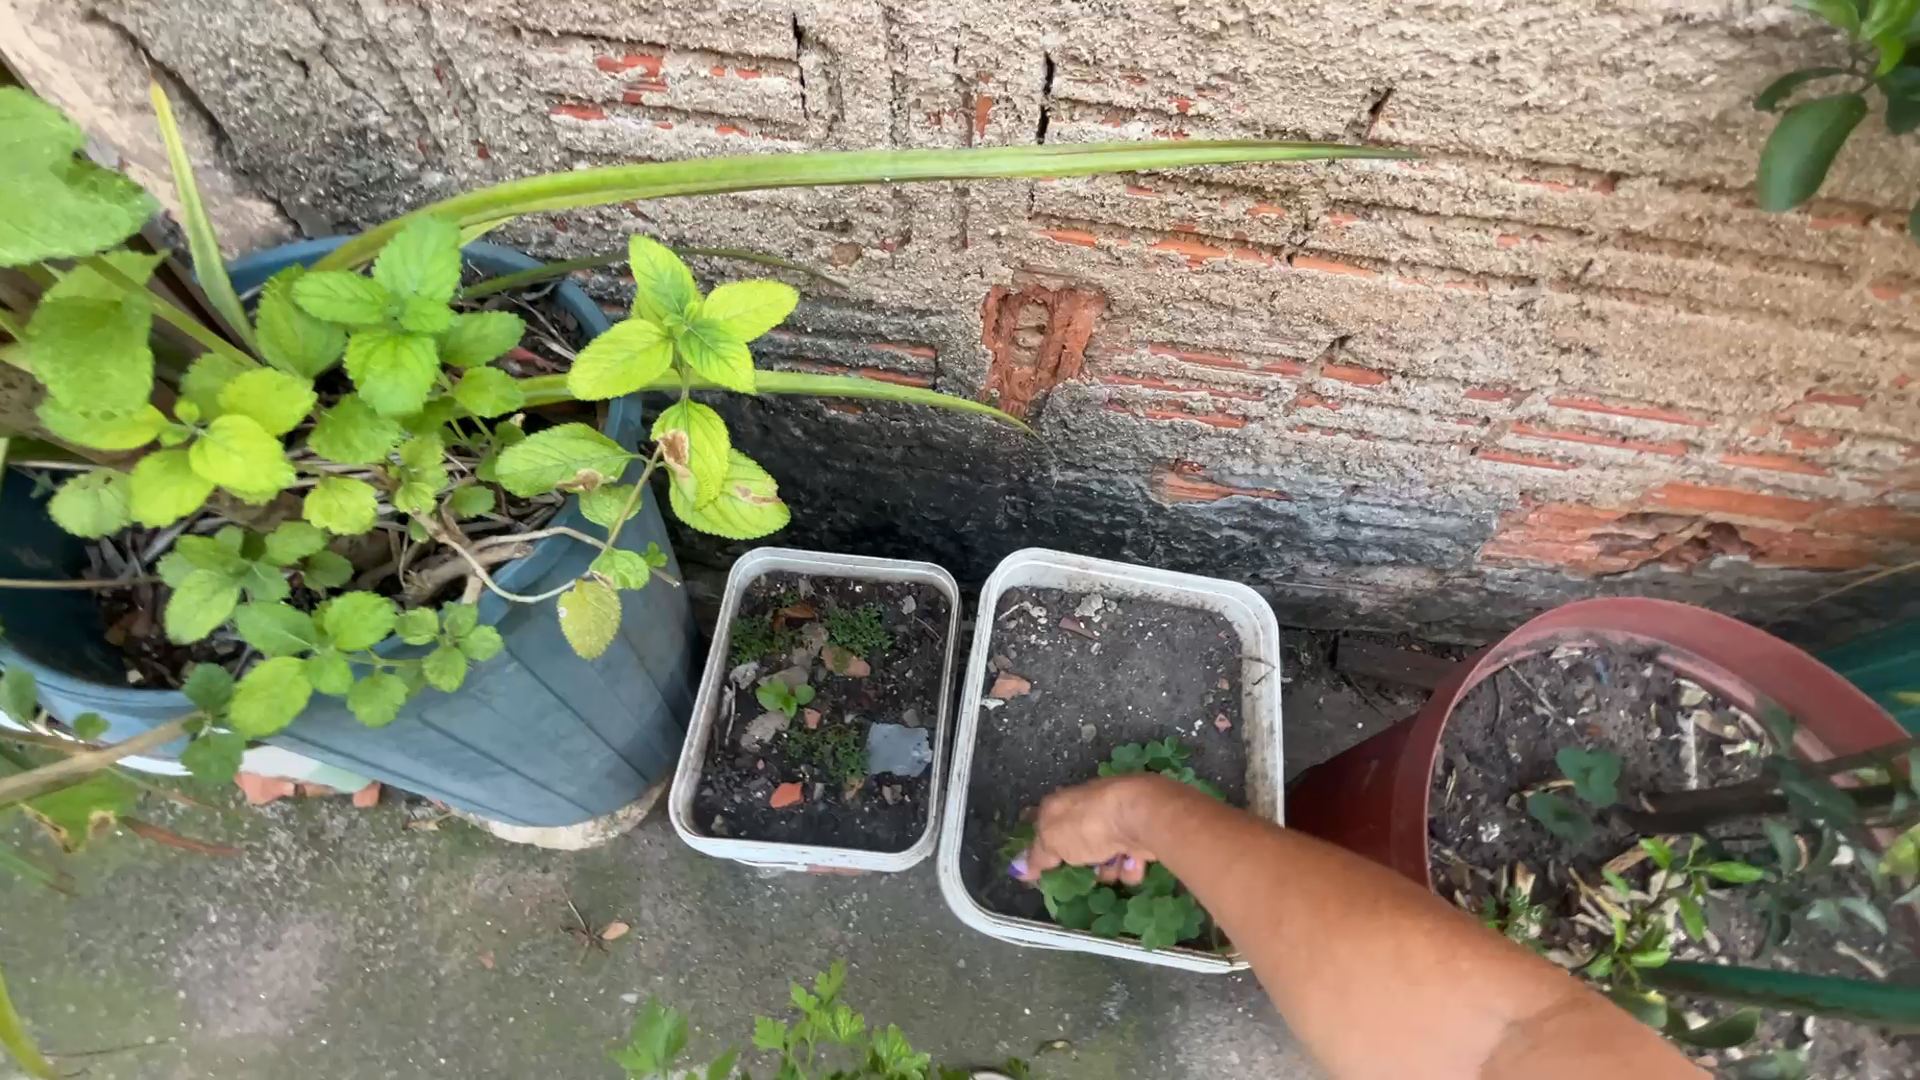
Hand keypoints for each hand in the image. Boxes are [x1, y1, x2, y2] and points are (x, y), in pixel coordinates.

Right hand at [1012, 774, 1172, 887]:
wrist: (1140, 815)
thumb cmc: (1088, 824)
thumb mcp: (1052, 840)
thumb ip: (1037, 855)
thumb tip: (1017, 867)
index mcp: (1060, 804)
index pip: (1042, 820)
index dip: (1040, 840)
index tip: (1039, 861)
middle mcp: (1086, 807)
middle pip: (1075, 841)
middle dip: (1078, 862)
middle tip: (1079, 872)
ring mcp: (1114, 818)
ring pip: (1104, 854)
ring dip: (1107, 868)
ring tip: (1111, 867)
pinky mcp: (1139, 831)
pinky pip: (1129, 858)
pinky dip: (1129, 865)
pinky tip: (1131, 864)